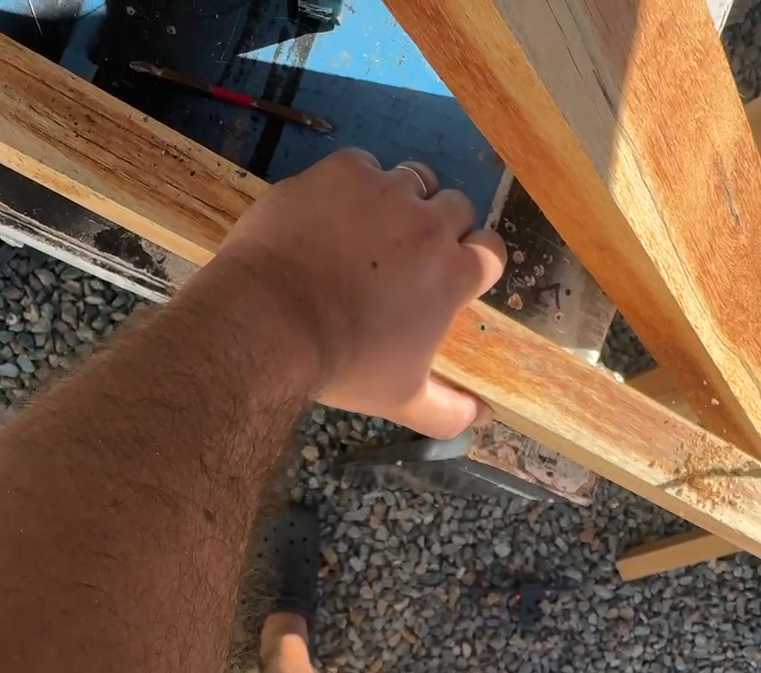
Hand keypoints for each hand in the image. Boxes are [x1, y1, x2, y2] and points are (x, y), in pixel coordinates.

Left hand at [198, 148, 506, 437]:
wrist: (269, 324)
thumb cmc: (345, 365)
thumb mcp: (402, 398)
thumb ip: (449, 410)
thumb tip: (484, 417)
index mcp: (453, 274)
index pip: (492, 250)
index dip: (474, 260)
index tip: (451, 274)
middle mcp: (429, 222)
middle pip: (458, 207)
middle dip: (441, 228)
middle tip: (406, 257)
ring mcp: (385, 190)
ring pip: (415, 179)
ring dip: (404, 201)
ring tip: (371, 230)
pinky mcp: (341, 171)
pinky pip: (364, 166)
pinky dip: (356, 186)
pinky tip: (334, 215)